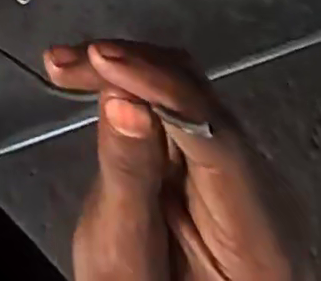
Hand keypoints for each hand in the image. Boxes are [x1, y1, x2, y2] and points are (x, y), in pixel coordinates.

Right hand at [47, 41, 294, 280]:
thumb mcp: (124, 261)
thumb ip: (127, 181)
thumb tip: (119, 98)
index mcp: (255, 233)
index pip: (213, 132)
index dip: (157, 87)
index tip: (101, 60)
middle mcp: (255, 184)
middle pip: (198, 95)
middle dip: (130, 67)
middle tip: (65, 63)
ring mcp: (230, 161)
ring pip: (181, 82)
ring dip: (122, 65)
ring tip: (65, 64)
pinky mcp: (201, 148)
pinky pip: (167, 94)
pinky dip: (125, 79)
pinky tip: (89, 73)